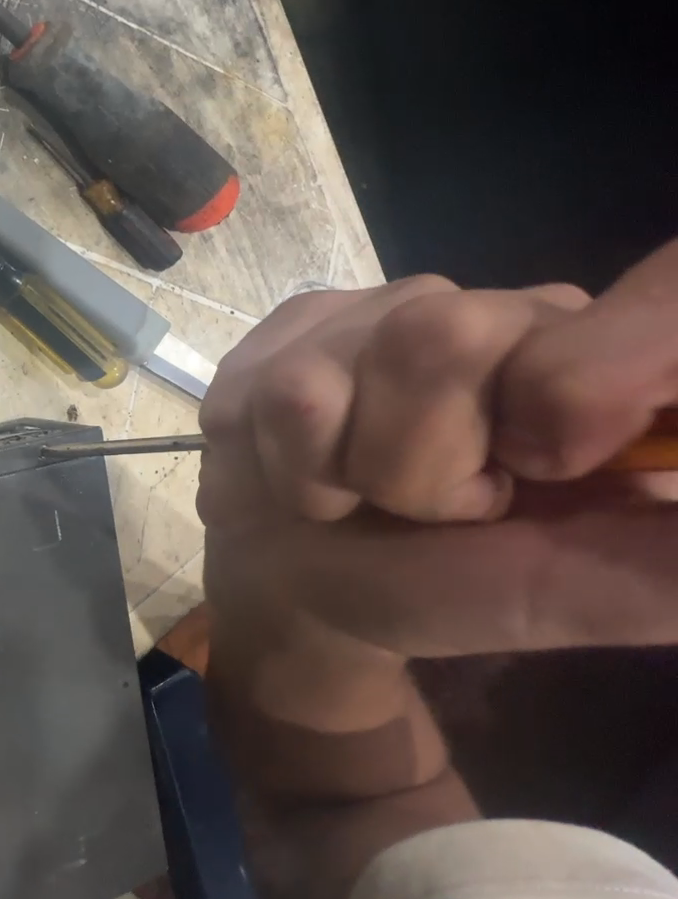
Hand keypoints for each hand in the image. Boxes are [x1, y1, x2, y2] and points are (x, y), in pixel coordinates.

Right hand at [197, 236, 677, 768]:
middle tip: (405, 501)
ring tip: (341, 485)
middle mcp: (496, 308)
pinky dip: (271, 449)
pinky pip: (261, 384)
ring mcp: (376, 305)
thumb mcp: (567, 593)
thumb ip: (662, 567)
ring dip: (326, 463)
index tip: (506, 495)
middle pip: (436, 336)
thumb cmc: (428, 585)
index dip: (535, 421)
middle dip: (401, 458)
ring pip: (327, 371)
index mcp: (594, 361)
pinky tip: (291, 457)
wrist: (291, 579)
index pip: (581, 335)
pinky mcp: (287, 324)